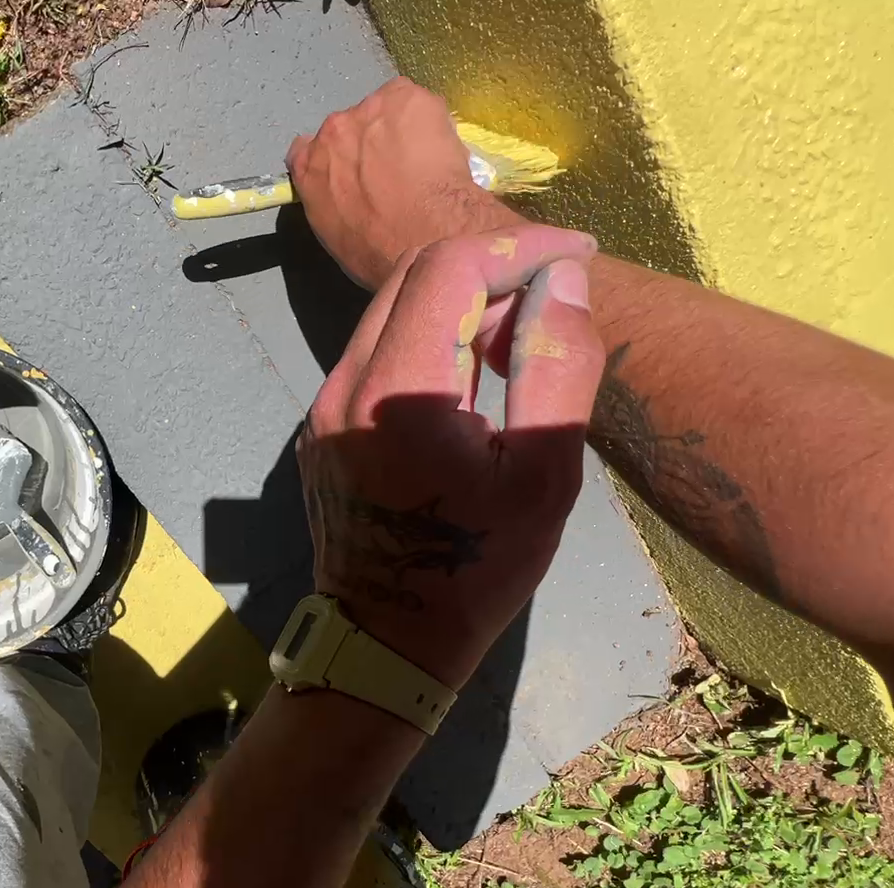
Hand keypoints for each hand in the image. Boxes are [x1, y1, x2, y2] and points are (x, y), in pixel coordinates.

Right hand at [287, 77, 526, 289]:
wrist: (423, 237)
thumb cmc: (376, 251)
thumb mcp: (334, 235)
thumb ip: (330, 201)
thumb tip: (346, 196)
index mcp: (309, 167)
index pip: (306, 149)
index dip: (331, 159)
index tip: (348, 171)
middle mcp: (332, 131)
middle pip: (349, 127)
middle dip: (368, 144)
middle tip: (392, 172)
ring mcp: (369, 109)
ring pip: (385, 112)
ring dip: (398, 131)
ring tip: (419, 163)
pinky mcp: (407, 97)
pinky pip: (416, 104)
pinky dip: (427, 121)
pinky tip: (436, 151)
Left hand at [298, 227, 603, 688]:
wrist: (387, 635)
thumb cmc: (474, 569)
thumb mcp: (543, 476)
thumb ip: (557, 367)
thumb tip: (561, 281)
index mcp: (395, 390)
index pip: (447, 267)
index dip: (519, 246)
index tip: (575, 256)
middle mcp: (342, 386)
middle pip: (409, 278)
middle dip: (487, 269)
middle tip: (546, 304)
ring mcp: (321, 408)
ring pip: (386, 315)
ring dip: (454, 306)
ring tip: (511, 347)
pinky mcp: (318, 430)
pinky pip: (369, 357)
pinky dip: (420, 343)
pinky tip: (460, 384)